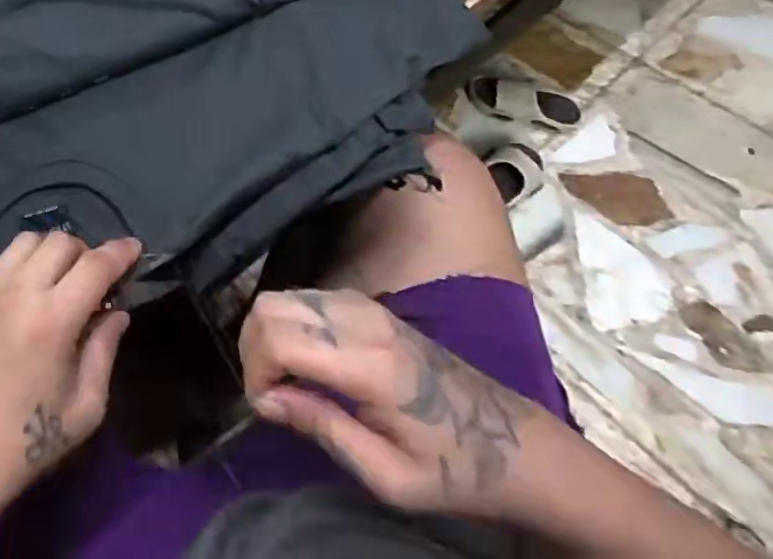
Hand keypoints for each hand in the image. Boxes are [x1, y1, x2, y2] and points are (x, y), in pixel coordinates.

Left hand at [0, 233, 141, 535]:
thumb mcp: (88, 403)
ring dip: (50, 252)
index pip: (95, 265)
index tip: (134, 247)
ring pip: (26, 240)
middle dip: (85, 253)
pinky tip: (22, 292)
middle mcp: (16, 290)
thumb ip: (105, 347)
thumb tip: (117, 310)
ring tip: (56, 280)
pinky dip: (18, 263)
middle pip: (60, 241)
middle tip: (92, 279)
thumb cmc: (33, 437)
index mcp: (52, 319)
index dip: (120, 252)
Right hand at [239, 289, 556, 519]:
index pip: (278, 339)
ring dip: (266, 334)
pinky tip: (305, 359)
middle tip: (269, 390)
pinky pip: (302, 297)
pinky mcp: (366, 303)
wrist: (520, 446)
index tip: (267, 406)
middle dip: (252, 347)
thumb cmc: (457, 471)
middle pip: (269, 306)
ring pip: (280, 296)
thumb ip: (323, 428)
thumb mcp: (390, 476)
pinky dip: (286, 323)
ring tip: (284, 377)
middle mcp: (361, 321)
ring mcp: (364, 306)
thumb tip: (266, 400)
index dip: (256, 371)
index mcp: (370, 365)